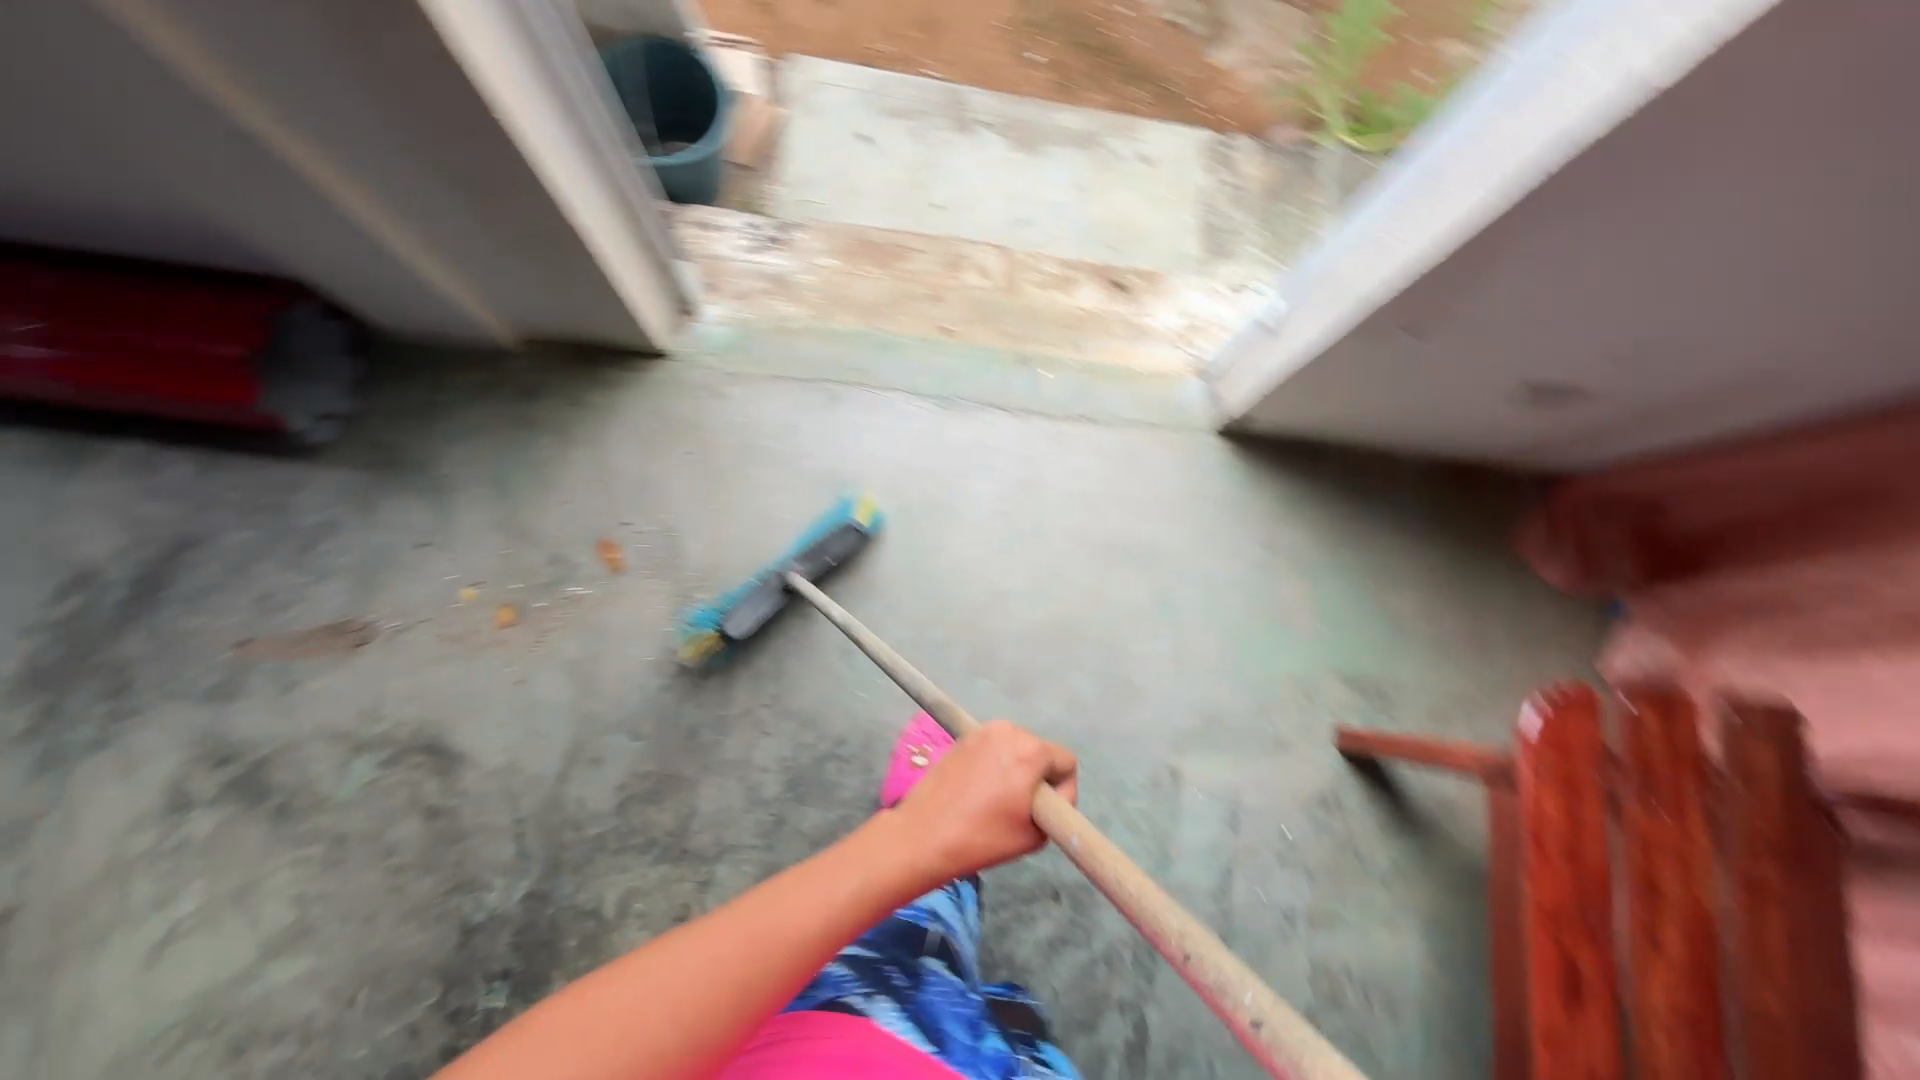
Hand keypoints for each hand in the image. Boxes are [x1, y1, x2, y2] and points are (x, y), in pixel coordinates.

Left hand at [892, 719, 1078, 883]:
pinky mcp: (963, 737)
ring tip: (1001, 801)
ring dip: (1018, 770)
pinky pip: (995, 748)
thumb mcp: (1034, 835)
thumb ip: (1056, 812)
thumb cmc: (983, 837)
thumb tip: (1050, 801)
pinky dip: (996, 765)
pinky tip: (982, 791)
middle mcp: (1009, 730)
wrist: (923, 834)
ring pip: (1018, 749)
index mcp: (1031, 750)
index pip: (1066, 763)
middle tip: (1024, 809)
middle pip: (1042, 752)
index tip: (1046, 814)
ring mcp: (983, 731)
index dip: (1064, 791)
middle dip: (1040, 779)